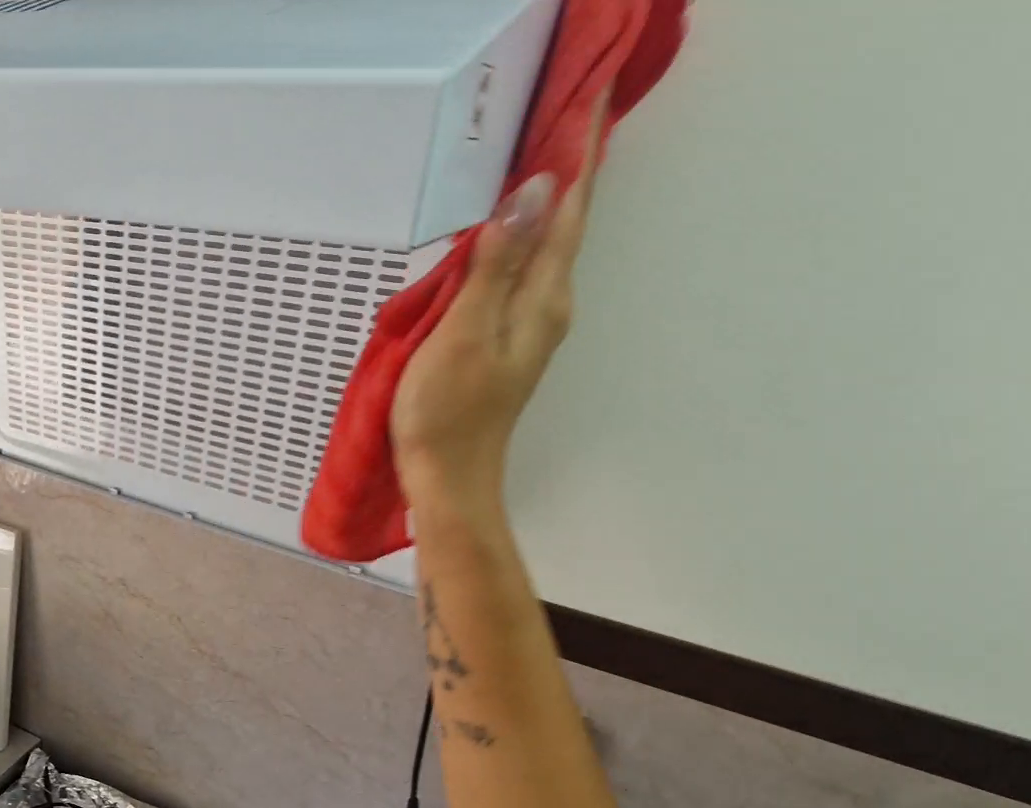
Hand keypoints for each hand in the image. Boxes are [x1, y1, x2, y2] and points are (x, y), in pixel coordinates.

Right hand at [390, 98, 606, 511]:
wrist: (446, 478)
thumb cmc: (448, 411)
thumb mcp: (465, 332)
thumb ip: (497, 264)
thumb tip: (535, 192)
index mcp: (543, 300)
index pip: (569, 214)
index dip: (579, 160)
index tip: (584, 106)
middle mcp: (546, 308)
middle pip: (562, 228)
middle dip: (564, 173)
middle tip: (556, 118)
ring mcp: (526, 327)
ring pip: (540, 251)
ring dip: (539, 207)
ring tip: (530, 161)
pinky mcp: (502, 341)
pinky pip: (517, 276)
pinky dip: (513, 244)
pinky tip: (496, 234)